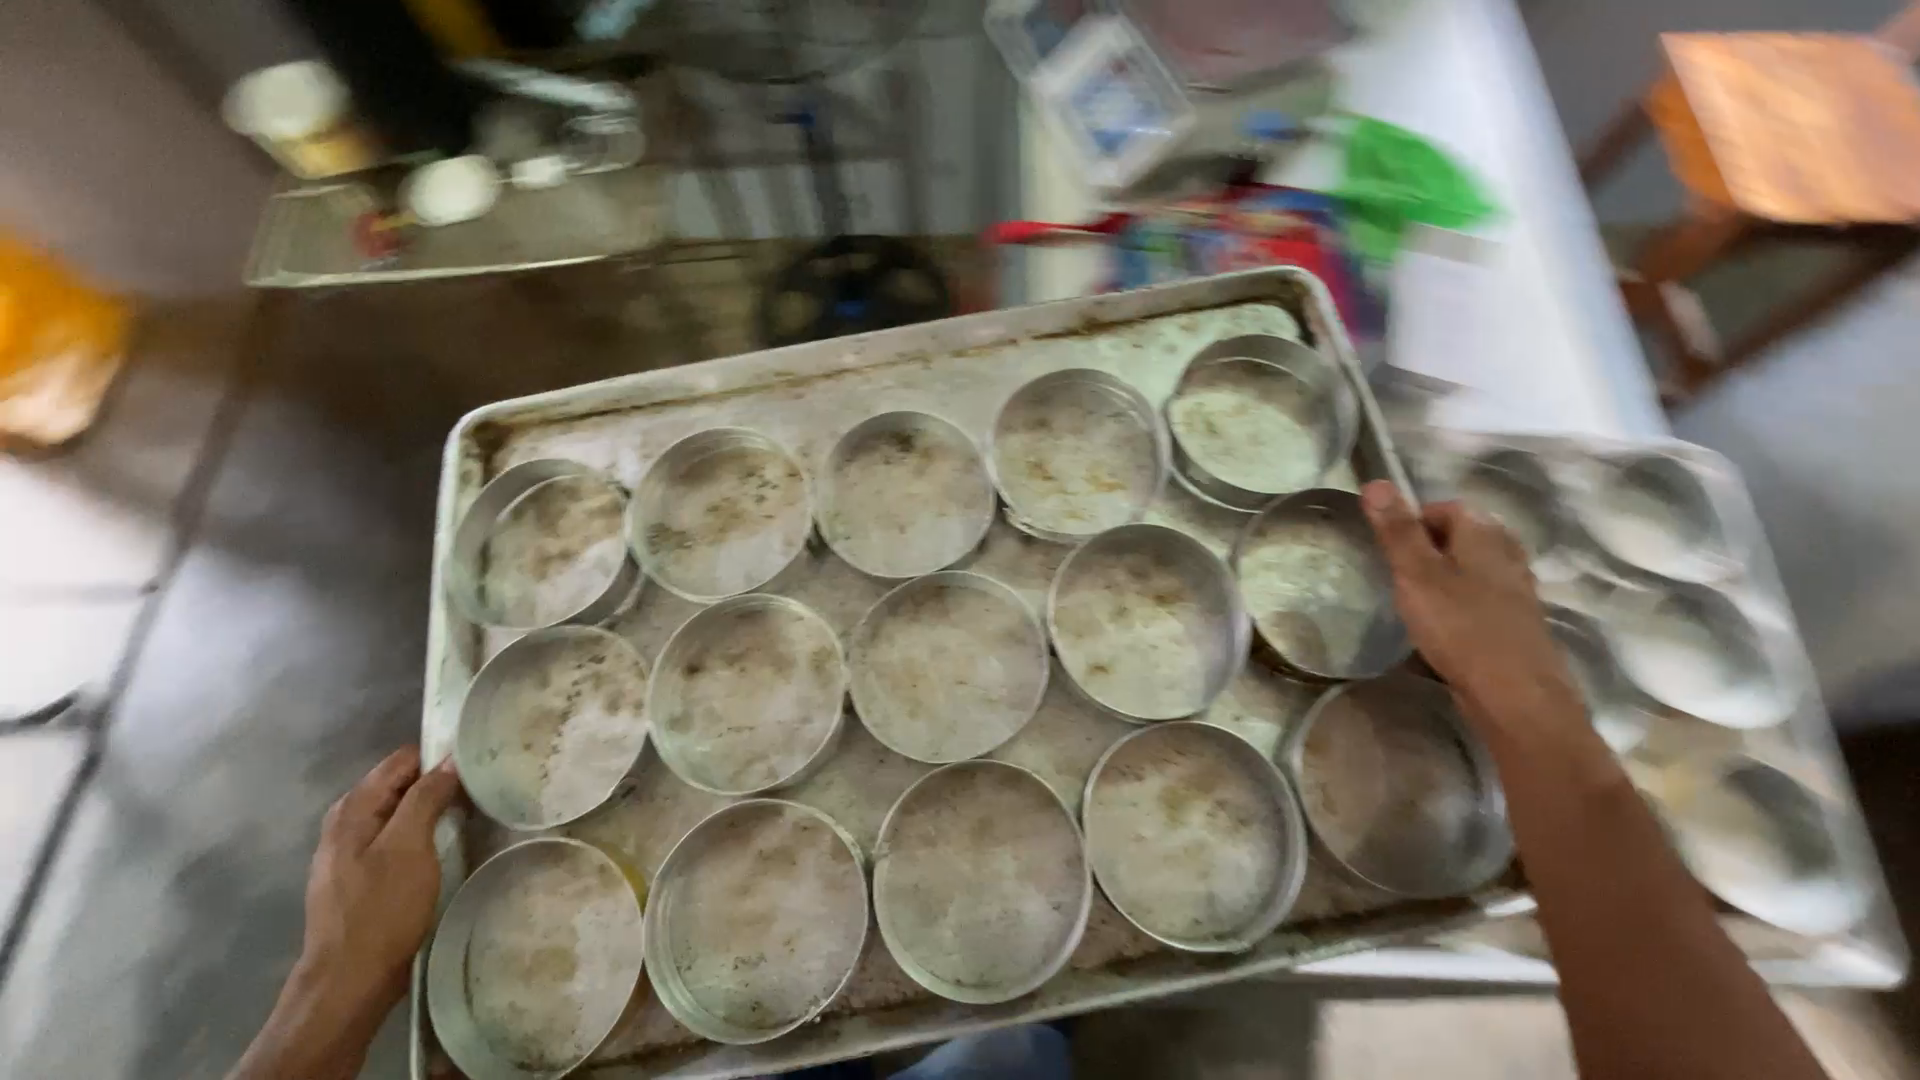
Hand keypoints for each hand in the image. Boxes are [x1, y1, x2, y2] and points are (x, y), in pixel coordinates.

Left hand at [230, 747, 461, 1079]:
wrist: (350, 979)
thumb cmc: (381, 908)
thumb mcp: (409, 846)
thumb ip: (426, 797)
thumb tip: (451, 760)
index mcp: (353, 809)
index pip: (402, 760)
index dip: (439, 756)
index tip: (478, 761)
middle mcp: (347, 822)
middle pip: (400, 783)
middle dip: (438, 779)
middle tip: (482, 785)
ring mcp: (352, 850)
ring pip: (401, 810)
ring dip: (433, 806)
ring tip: (473, 808)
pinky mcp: (364, 874)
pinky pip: (398, 834)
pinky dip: (423, 829)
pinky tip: (448, 839)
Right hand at [1360, 480, 1583, 730]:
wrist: (1515, 694)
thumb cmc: (1460, 627)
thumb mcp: (1416, 574)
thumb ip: (1396, 530)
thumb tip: (1376, 481)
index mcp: (1484, 532)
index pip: (1442, 508)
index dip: (1410, 523)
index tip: (1386, 551)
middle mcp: (1506, 551)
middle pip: (1457, 537)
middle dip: (1424, 551)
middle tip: (1395, 578)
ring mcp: (1515, 587)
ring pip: (1467, 568)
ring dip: (1440, 579)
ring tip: (1412, 604)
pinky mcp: (1515, 619)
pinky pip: (1477, 597)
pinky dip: (1456, 605)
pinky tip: (1439, 628)